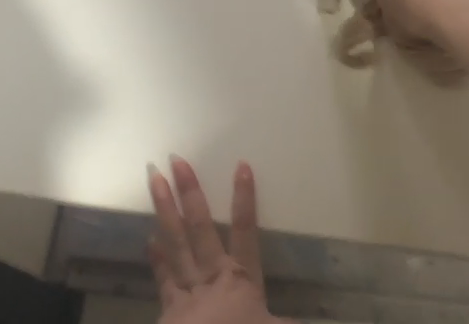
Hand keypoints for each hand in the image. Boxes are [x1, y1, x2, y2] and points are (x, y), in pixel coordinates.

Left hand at [147, 157, 281, 323]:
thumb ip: (291, 319)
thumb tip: (319, 316)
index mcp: (242, 281)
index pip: (245, 232)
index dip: (244, 199)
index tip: (241, 166)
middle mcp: (212, 277)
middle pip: (201, 228)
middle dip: (190, 193)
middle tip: (176, 160)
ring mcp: (187, 292)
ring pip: (176, 243)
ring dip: (165, 211)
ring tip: (155, 180)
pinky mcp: (169, 310)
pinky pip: (163, 279)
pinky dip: (157, 259)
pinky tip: (149, 238)